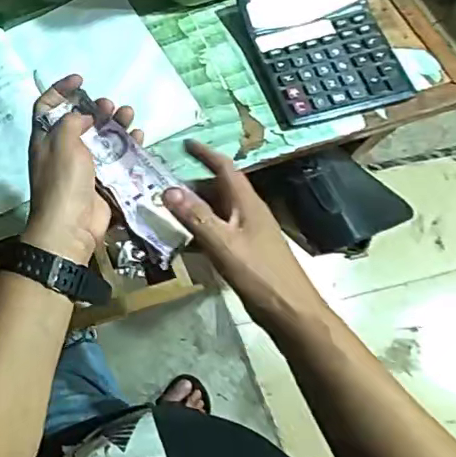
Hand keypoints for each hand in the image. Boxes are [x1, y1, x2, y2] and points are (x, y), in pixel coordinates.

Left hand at [23, 74, 139, 265]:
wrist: (71, 228)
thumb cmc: (63, 182)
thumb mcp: (62, 143)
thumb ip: (70, 122)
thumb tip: (82, 116)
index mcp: (46, 140)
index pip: (46, 106)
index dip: (60, 90)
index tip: (80, 80)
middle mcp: (63, 151)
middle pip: (80, 121)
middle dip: (96, 109)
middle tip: (111, 105)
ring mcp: (84, 168)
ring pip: (102, 139)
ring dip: (116, 125)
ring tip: (129, 116)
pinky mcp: (102, 182)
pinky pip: (117, 159)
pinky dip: (128, 147)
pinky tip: (139, 138)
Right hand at [162, 141, 323, 323]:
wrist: (292, 313)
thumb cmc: (260, 275)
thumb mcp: (223, 245)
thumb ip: (196, 217)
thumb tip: (168, 189)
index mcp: (247, 203)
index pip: (225, 168)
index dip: (206, 154)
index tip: (185, 144)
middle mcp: (249, 212)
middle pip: (219, 189)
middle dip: (192, 184)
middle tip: (163, 184)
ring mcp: (250, 233)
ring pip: (218, 211)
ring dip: (195, 208)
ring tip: (167, 210)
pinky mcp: (248, 252)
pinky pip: (220, 232)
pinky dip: (201, 231)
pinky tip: (185, 242)